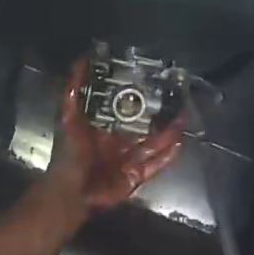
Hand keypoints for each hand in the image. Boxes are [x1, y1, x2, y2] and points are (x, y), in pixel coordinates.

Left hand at [43, 57, 184, 210]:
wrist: (72, 193)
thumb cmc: (70, 155)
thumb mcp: (69, 119)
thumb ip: (74, 93)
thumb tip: (80, 61)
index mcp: (103, 130)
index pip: (124, 111)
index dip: (138, 100)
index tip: (154, 84)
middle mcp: (118, 144)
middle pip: (144, 128)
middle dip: (160, 118)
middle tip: (178, 102)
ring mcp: (128, 161)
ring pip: (153, 145)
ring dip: (168, 134)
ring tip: (184, 119)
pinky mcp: (136, 177)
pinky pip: (155, 165)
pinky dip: (167, 156)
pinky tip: (179, 144)